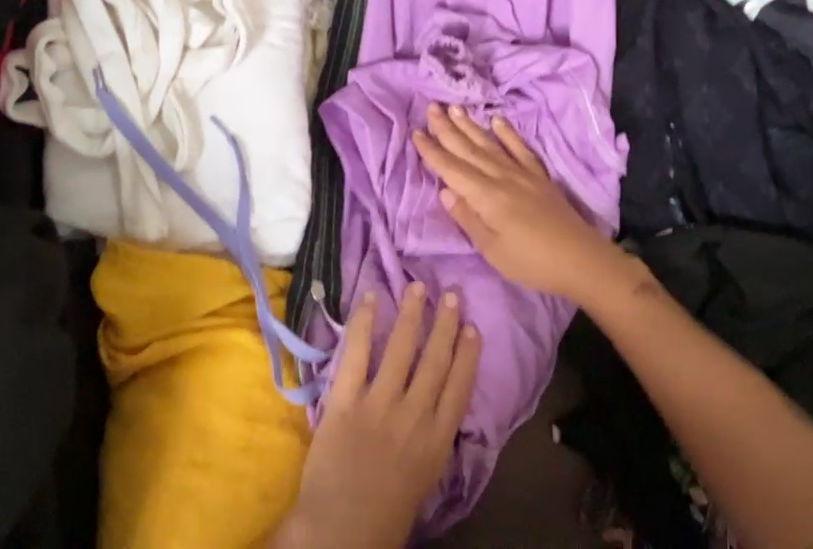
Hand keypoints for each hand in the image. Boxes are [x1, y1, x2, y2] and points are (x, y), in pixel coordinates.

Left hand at [274, 283, 480, 548]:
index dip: (468, 354)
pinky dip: (364, 322)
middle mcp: (415, 415)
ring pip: (401, 348)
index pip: (459, 386)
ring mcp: (379, 404)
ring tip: (418, 288)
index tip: (473, 327)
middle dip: (445, 324)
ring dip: (411, 314)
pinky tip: (371, 298)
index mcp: (438, 439)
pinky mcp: (344, 400)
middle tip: (452, 294)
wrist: (340, 530)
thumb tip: (434, 408)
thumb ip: (431, 439)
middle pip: (435, 360)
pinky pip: (357, 353)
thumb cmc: (384, 515)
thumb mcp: (425, 478)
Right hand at [413, 104, 632, 302]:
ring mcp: (523, 174)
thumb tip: (444, 190)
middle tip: (431, 107)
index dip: (432, 151)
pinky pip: (520, 149)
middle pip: (469, 149)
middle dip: (447, 129)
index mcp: (486, 196)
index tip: (415, 133)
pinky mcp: (539, 177)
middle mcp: (502, 177)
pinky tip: (497, 122)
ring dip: (471, 126)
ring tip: (455, 108)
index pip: (451, 169)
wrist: (582, 260)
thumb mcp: (492, 249)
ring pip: (490, 144)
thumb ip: (467, 218)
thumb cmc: (531, 262)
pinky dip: (508, 134)